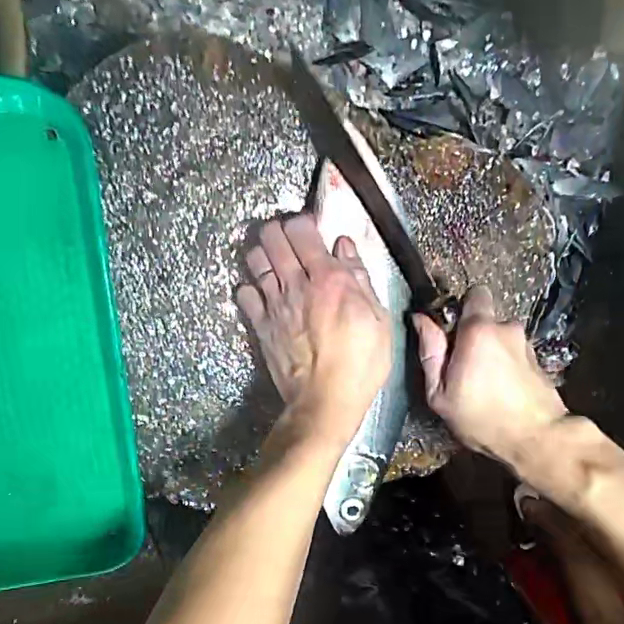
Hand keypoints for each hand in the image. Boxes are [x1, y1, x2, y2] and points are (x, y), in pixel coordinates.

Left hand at [236, 214, 392, 440]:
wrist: (326, 401)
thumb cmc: (361, 364)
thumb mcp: (378, 320)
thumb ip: (360, 279)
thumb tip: (344, 247)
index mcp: (329, 279)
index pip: (302, 231)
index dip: (303, 222)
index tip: (311, 228)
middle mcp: (296, 284)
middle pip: (272, 238)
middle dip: (277, 230)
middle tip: (289, 240)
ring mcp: (275, 305)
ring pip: (254, 260)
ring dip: (262, 253)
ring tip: (275, 262)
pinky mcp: (261, 327)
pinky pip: (244, 294)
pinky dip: (250, 288)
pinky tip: (262, 294)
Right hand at [413, 286, 567, 466]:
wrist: (537, 438)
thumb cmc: (483, 419)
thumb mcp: (441, 394)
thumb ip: (430, 353)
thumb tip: (421, 320)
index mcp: (479, 331)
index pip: (474, 294)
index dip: (460, 310)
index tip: (450, 333)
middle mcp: (507, 329)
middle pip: (485, 322)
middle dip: (473, 339)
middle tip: (462, 370)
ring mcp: (526, 345)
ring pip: (500, 340)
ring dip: (491, 355)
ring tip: (483, 387)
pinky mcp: (538, 361)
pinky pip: (513, 355)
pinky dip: (506, 367)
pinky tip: (501, 393)